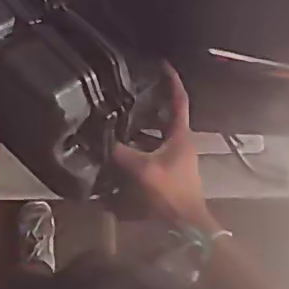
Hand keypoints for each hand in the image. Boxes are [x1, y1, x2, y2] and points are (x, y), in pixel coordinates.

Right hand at [113, 63, 217, 231]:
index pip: (179, 100)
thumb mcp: (143, 170)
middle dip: (152, 100)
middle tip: (133, 88)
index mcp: (181, 135)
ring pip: (158, 132)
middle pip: (167, 114)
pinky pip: (153, 148)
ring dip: (143, 123)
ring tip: (122, 113)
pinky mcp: (169, 169)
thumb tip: (100, 137)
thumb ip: (121, 152)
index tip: (163, 64)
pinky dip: (140, 143)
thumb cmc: (171, 193)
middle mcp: (181, 142)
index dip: (172, 80)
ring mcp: (176, 156)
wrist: (187, 224)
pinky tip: (123, 145)